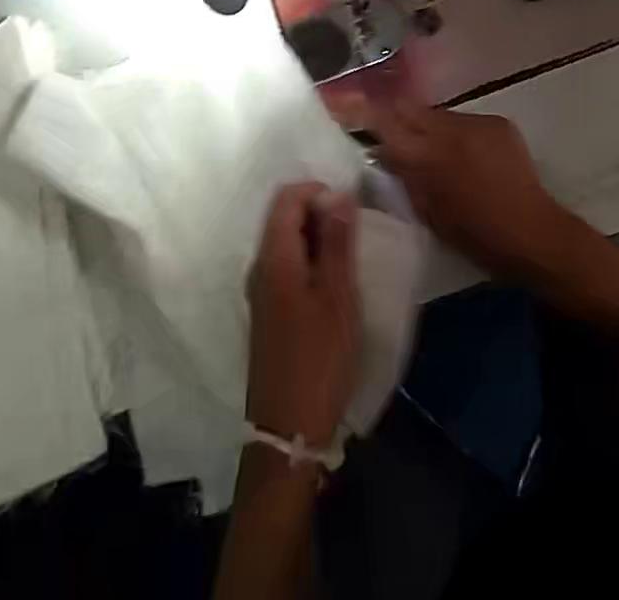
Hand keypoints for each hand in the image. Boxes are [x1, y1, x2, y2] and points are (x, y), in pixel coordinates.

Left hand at [245, 183, 360, 446]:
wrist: (289, 427)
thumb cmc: (320, 357)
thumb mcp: (338, 295)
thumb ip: (337, 241)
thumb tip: (337, 193)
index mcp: (273, 257)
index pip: (286, 198)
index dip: (319, 192)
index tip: (353, 208)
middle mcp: (259, 267)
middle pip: (284, 217)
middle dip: (321, 213)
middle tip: (359, 233)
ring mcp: (261, 290)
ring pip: (287, 242)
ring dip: (319, 238)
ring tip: (353, 256)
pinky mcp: (269, 310)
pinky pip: (288, 265)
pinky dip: (312, 260)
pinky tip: (336, 281)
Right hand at [348, 98, 589, 283]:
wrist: (533, 232)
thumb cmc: (475, 234)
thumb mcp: (428, 210)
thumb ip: (405, 176)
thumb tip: (385, 153)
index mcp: (428, 156)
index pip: (384, 121)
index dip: (359, 110)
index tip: (340, 104)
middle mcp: (450, 129)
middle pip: (408, 107)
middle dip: (393, 116)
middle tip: (386, 132)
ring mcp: (478, 122)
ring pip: (437, 114)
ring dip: (427, 128)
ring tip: (432, 152)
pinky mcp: (498, 123)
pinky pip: (464, 121)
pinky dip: (455, 135)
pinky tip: (464, 156)